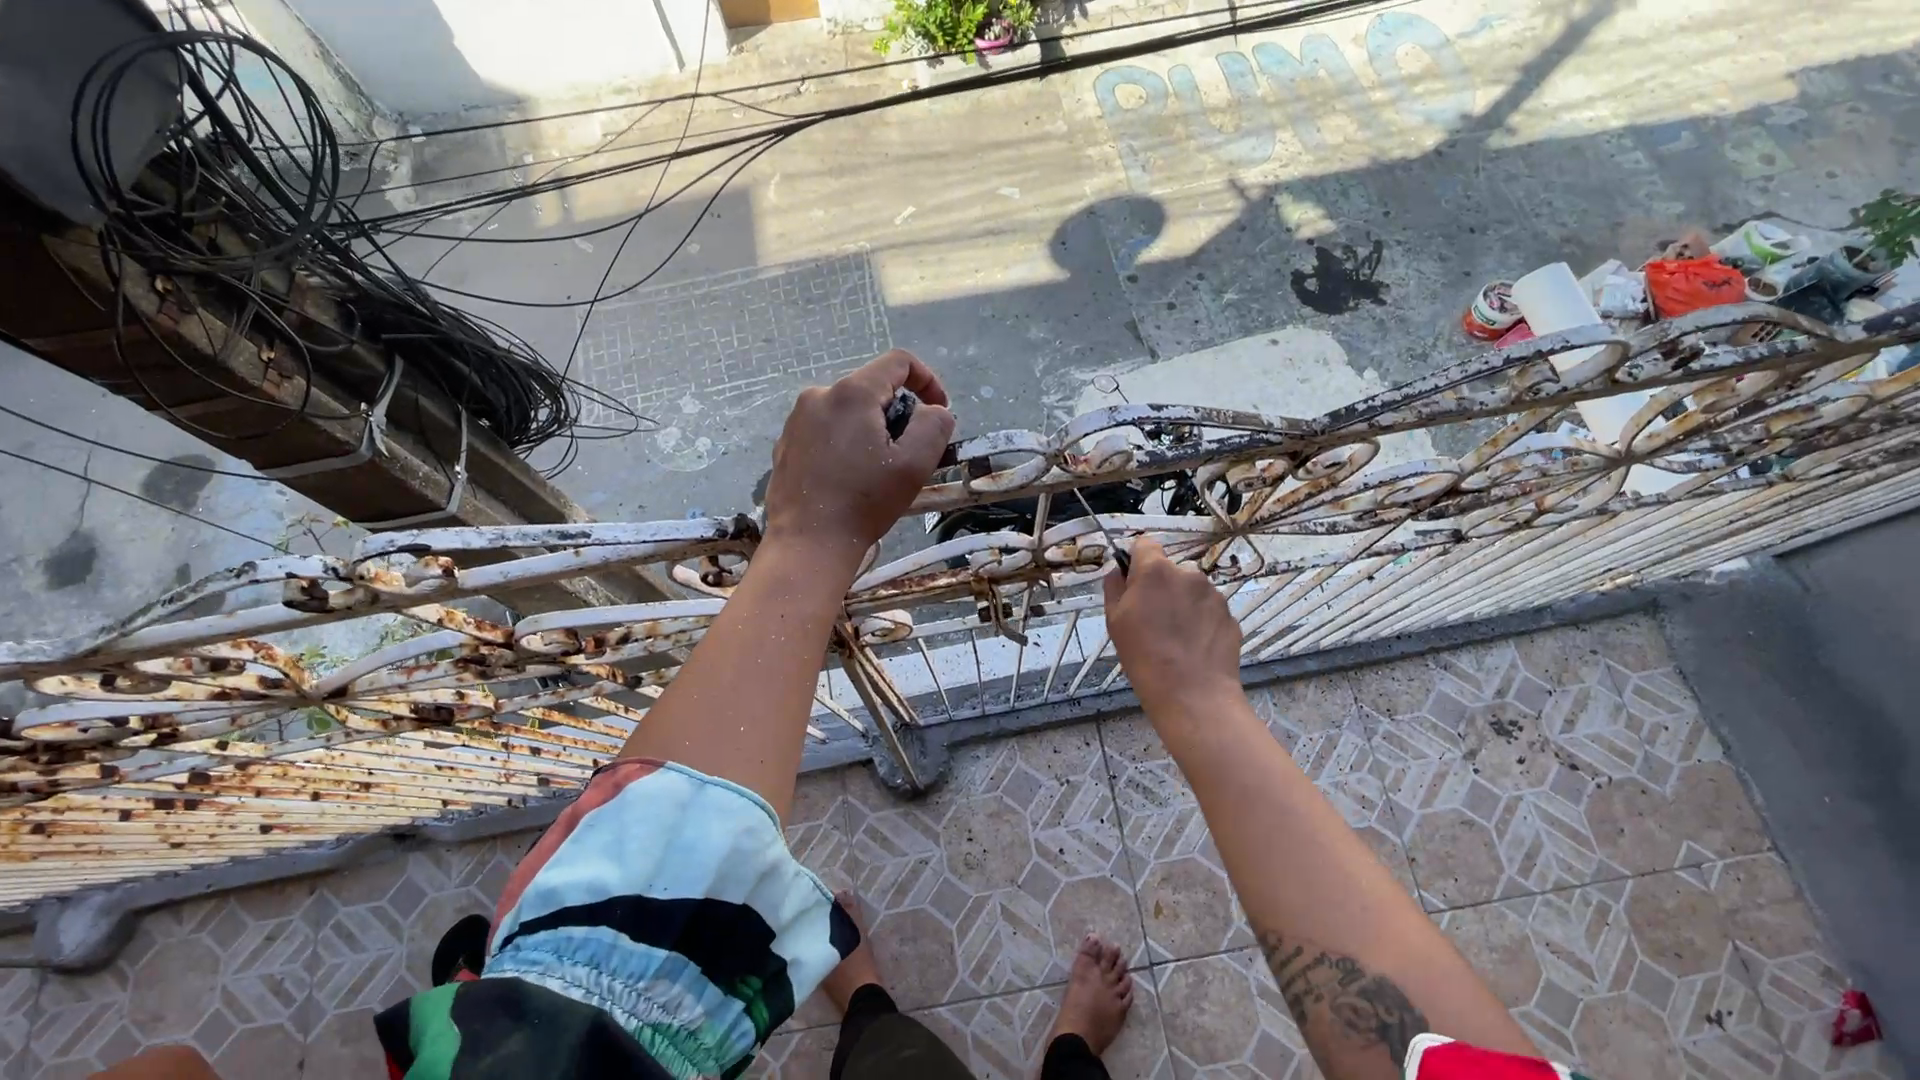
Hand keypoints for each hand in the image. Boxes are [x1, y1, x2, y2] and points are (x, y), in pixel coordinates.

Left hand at [763, 350, 954, 569]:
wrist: (808, 543)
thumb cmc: (864, 503)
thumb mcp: (915, 464)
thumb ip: (934, 425)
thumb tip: (934, 411)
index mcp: (851, 393)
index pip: (898, 362)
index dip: (928, 380)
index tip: (939, 410)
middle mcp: (818, 395)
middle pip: (872, 388)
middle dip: (898, 412)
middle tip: (908, 453)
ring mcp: (797, 420)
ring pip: (849, 410)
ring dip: (871, 429)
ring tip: (878, 470)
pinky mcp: (786, 443)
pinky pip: (826, 430)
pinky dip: (846, 443)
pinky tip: (849, 479)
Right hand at [1103, 537, 1244, 722]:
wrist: (1192, 694)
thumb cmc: (1143, 656)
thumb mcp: (1114, 622)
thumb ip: (1114, 588)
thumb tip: (1117, 572)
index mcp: (1156, 571)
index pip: (1146, 544)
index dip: (1138, 560)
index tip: (1134, 583)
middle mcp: (1189, 573)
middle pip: (1171, 569)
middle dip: (1163, 586)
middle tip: (1154, 618)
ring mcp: (1214, 594)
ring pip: (1192, 590)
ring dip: (1184, 603)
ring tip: (1177, 637)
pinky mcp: (1230, 615)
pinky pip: (1209, 610)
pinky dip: (1202, 621)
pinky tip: (1194, 647)